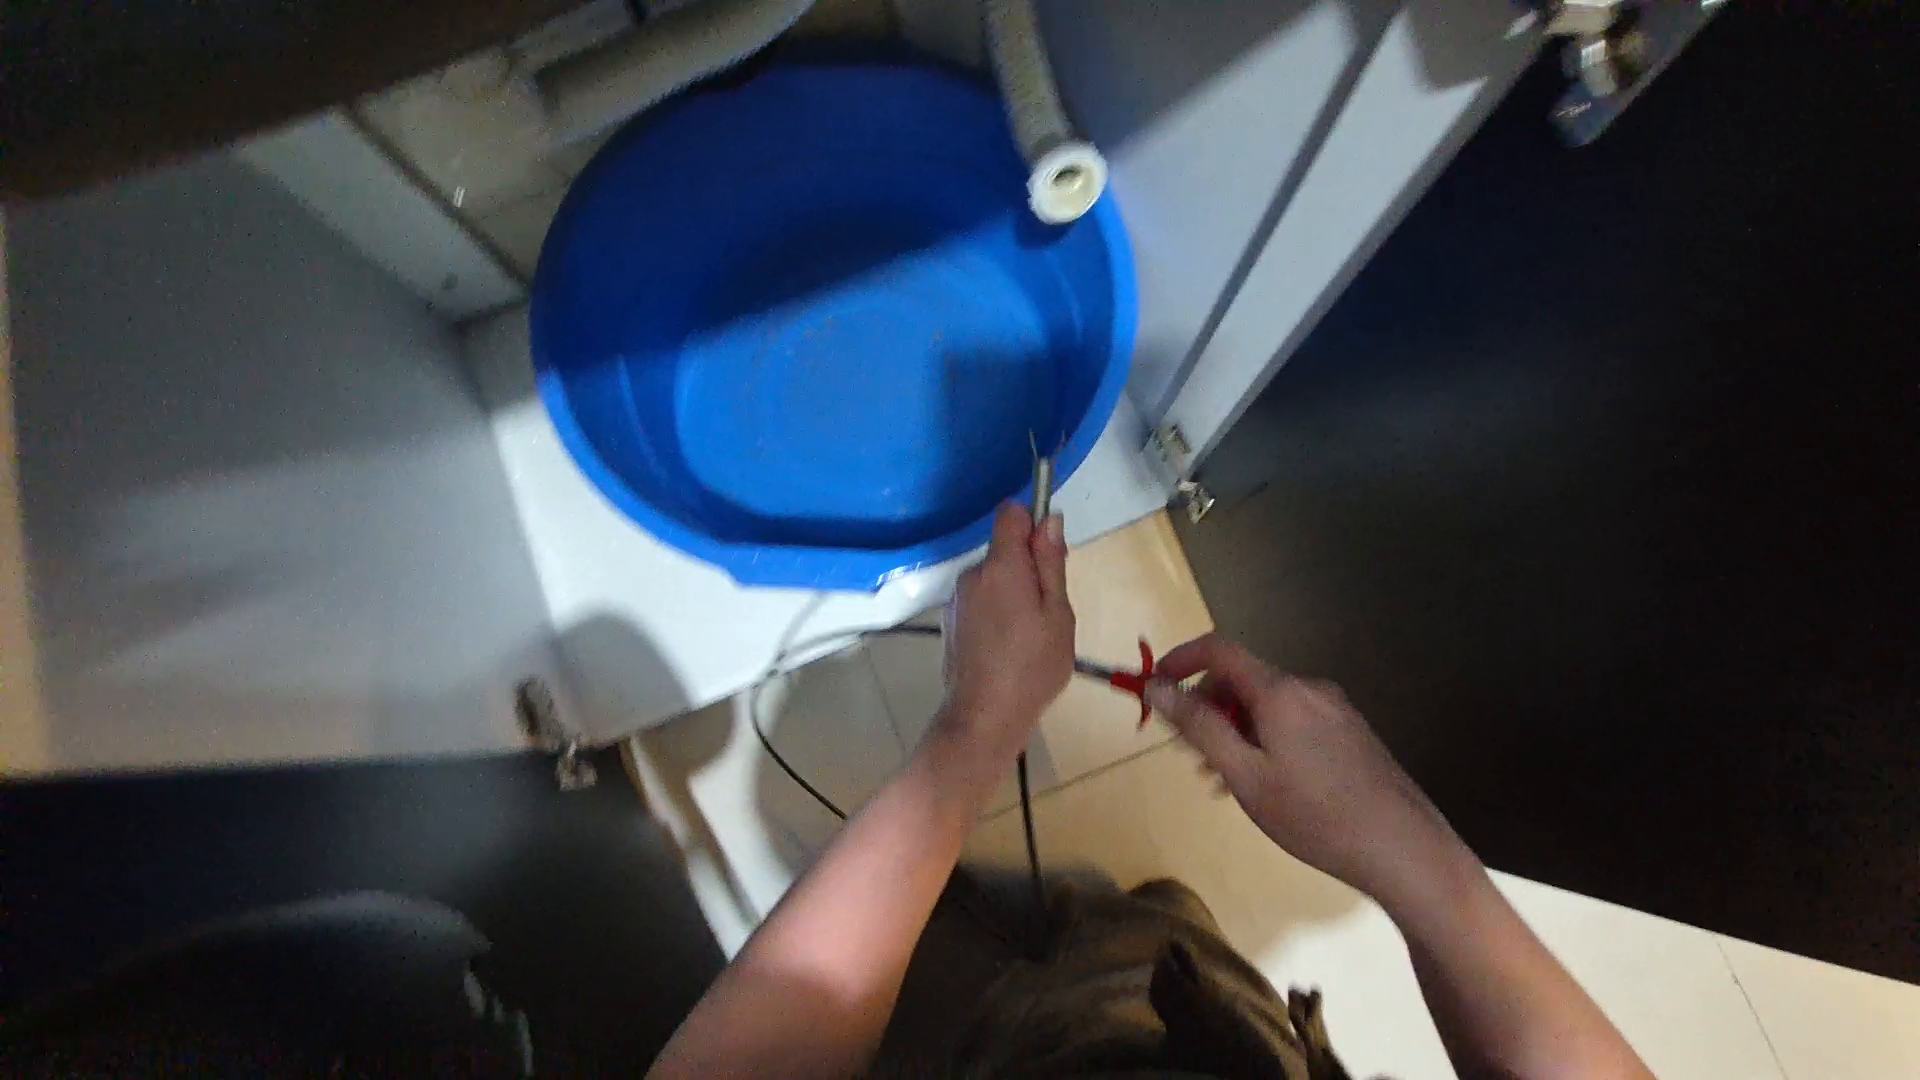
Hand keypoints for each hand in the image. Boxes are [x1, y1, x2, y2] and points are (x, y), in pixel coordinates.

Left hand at [931, 503, 1073, 768]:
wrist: (983, 717)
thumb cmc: (1032, 667)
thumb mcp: (1057, 614)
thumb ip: (1051, 563)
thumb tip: (1048, 518)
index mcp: (1000, 566)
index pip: (1010, 514)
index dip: (1033, 524)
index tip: (1050, 555)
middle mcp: (972, 574)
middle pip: (1004, 550)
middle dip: (1028, 568)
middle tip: (1049, 610)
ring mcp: (957, 599)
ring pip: (993, 578)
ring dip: (1012, 593)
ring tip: (1030, 635)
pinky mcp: (951, 622)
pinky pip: (980, 601)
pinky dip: (996, 613)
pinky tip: (1007, 647)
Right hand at [1144, 634, 1469, 903]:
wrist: (1409, 854)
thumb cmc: (1316, 817)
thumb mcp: (1245, 775)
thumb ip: (1199, 727)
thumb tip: (1157, 688)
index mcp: (1280, 692)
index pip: (1218, 649)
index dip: (1179, 659)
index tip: (1155, 687)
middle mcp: (1308, 689)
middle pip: (1241, 679)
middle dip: (1207, 709)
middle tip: (1192, 757)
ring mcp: (1335, 710)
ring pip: (1265, 706)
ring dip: (1235, 731)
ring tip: (1226, 783)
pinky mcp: (1351, 733)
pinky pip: (1292, 722)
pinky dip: (1265, 740)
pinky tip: (1267, 784)